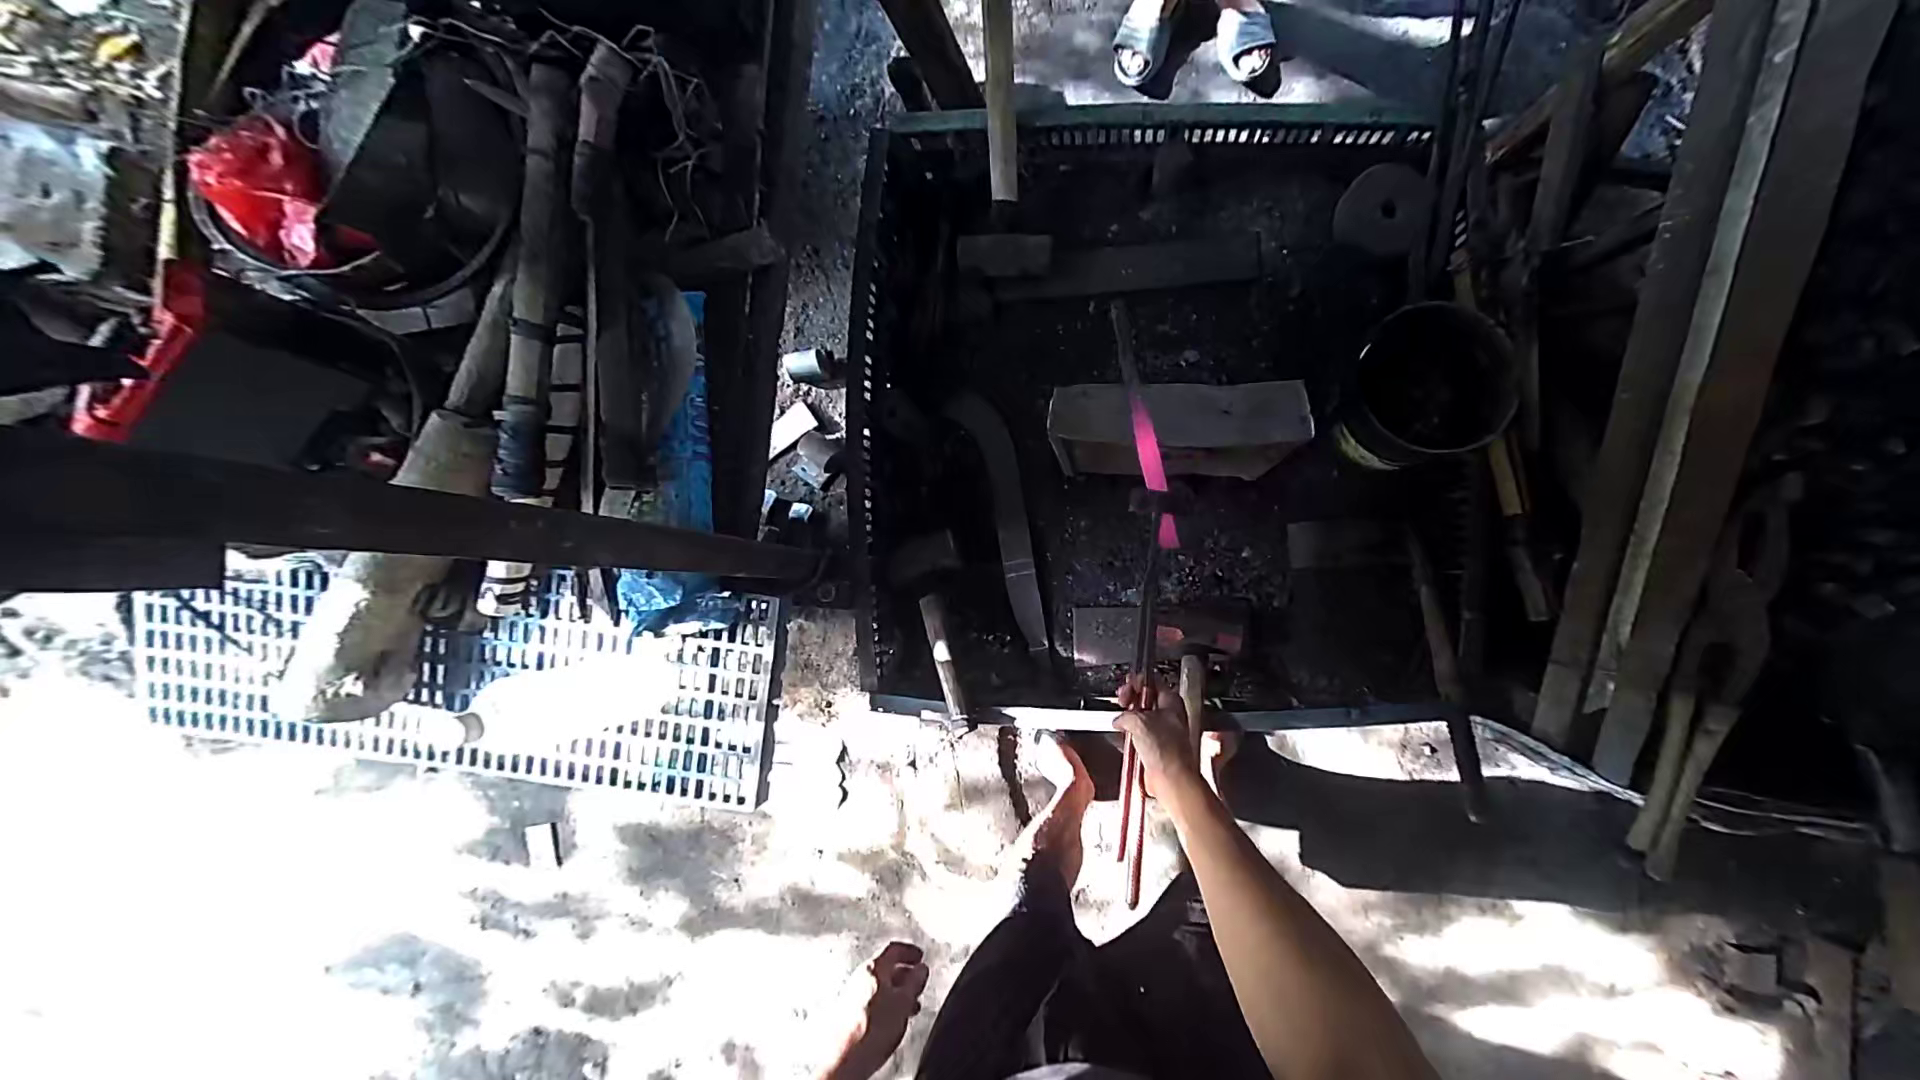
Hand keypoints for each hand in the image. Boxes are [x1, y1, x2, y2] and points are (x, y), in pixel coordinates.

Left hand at [823, 941, 930, 1079]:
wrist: (844, 1058)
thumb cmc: (871, 1030)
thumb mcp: (903, 1002)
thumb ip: (915, 982)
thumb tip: (921, 969)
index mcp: (873, 967)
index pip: (894, 949)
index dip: (910, 951)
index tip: (920, 956)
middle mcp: (859, 976)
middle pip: (886, 968)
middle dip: (904, 974)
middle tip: (917, 981)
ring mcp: (851, 995)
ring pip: (879, 986)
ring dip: (896, 992)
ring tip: (908, 1006)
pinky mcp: (847, 1014)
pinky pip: (871, 1001)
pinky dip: (885, 1004)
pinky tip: (891, 1019)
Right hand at [1115, 674, 1202, 797]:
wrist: (1170, 778)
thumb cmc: (1165, 749)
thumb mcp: (1138, 721)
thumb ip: (1125, 714)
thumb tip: (1119, 719)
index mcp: (1171, 702)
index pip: (1154, 681)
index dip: (1139, 680)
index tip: (1127, 683)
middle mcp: (1168, 714)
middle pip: (1146, 697)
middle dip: (1131, 697)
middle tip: (1122, 699)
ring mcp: (1161, 730)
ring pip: (1141, 715)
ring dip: (1129, 714)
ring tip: (1121, 717)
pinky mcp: (1154, 745)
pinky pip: (1139, 732)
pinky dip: (1130, 731)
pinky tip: (1124, 732)